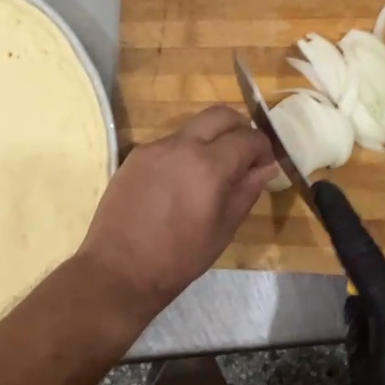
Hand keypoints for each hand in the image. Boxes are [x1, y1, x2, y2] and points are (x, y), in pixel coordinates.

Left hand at [77, 106, 277, 320]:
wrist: (119, 269)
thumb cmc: (178, 258)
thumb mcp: (222, 230)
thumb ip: (246, 192)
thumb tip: (264, 168)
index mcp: (208, 166)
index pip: (247, 138)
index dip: (262, 148)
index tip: (265, 164)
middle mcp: (181, 146)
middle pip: (219, 115)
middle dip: (238, 129)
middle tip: (243, 156)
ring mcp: (153, 149)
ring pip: (191, 129)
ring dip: (208, 141)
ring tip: (210, 174)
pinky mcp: (134, 157)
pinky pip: (167, 145)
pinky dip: (183, 154)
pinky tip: (179, 184)